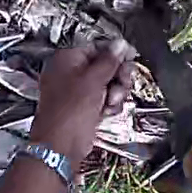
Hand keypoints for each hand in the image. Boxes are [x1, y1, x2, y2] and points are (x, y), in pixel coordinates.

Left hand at [28, 39, 134, 160]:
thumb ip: (109, 61)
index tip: (130, 55)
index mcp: (66, 59)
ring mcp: (76, 92)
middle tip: (123, 82)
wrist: (61, 148)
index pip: (96, 46)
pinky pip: (103, 99)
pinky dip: (109, 104)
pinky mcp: (83, 108)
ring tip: (111, 101)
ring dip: (115, 92)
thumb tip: (120, 45)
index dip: (115, 52)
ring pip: (106, 83)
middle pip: (103, 65)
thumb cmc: (69, 114)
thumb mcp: (93, 81)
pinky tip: (108, 111)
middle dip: (117, 75)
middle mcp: (69, 73)